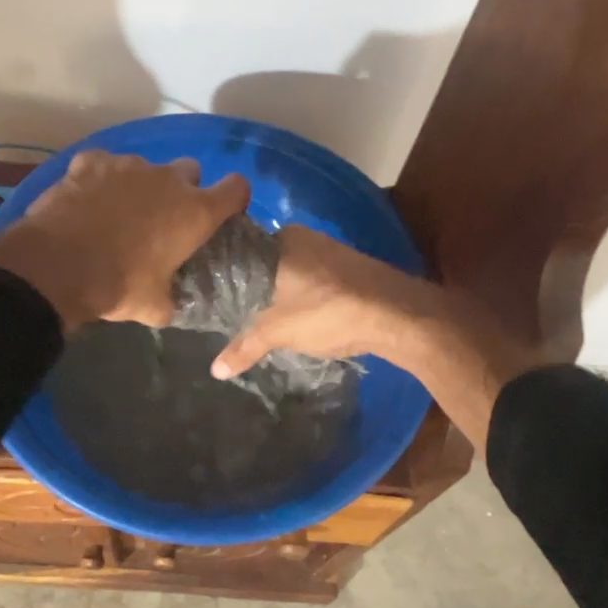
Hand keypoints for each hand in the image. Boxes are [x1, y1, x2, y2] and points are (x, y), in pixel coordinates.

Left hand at [0, 151, 248, 329]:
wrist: (56, 268)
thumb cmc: (118, 287)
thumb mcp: (155, 307)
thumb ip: (173, 299)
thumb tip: (172, 302)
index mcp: (195, 212)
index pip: (236, 189)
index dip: (233, 198)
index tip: (224, 212)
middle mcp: (168, 179)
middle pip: (190, 171)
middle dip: (183, 190)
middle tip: (165, 219)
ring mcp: (129, 165)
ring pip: (146, 168)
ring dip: (141, 186)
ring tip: (119, 213)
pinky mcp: (91, 161)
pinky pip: (105, 165)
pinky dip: (102, 179)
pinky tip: (89, 200)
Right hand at [211, 226, 540, 449]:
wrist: (396, 315)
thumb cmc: (328, 312)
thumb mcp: (278, 331)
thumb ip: (245, 346)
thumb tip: (214, 370)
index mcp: (281, 238)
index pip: (240, 250)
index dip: (225, 274)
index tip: (211, 296)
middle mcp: (305, 237)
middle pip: (266, 263)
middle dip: (254, 287)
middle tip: (233, 314)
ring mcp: (331, 251)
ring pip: (292, 272)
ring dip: (281, 294)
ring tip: (262, 319)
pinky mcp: (351, 269)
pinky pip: (314, 281)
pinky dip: (304, 297)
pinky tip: (299, 317)